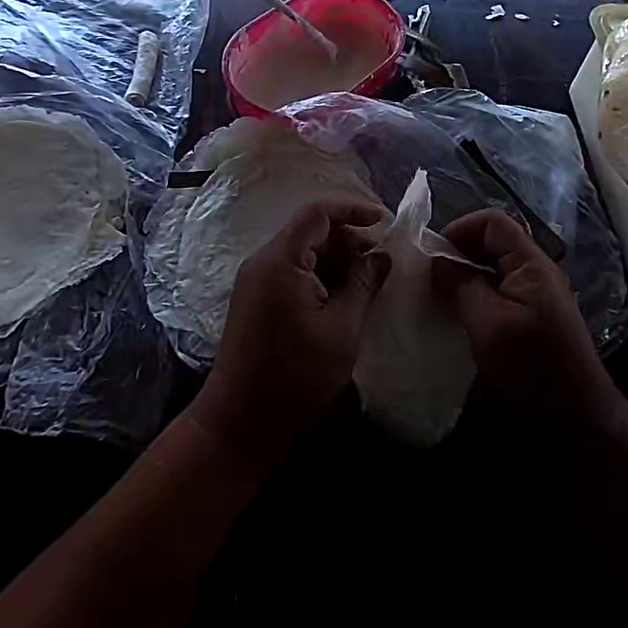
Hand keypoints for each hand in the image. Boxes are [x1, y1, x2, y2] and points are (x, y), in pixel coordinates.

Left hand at [189, 197, 390, 467]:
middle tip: (382, 261)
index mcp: (280, 260)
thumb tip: (381, 256)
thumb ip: (364, 285)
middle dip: (348, 239)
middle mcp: (263, 261)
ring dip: (336, 260)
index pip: (317, 213)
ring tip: (369, 281)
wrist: (242, 418)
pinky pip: (292, 272)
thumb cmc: (296, 373)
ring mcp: (256, 281)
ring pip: (302, 253)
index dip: (353, 210)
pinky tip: (345, 297)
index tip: (385, 221)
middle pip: (309, 231)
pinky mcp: (256, 299)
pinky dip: (320, 277)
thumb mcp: (342, 328)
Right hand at [434, 209, 618, 423]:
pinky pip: (499, 290)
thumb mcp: (488, 324)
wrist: (577, 421)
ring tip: (439, 295)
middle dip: (459, 252)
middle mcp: (537, 273)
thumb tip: (437, 260)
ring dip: (465, 275)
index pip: (492, 222)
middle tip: (430, 276)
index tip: (433, 255)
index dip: (459, 229)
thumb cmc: (531, 368)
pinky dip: (476, 294)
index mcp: (531, 265)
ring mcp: (537, 296)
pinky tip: (459, 315)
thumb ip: (461, 285)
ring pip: (494, 267)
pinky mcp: (533, 318)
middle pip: (493, 242)